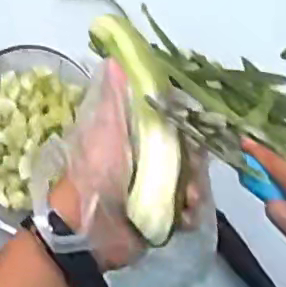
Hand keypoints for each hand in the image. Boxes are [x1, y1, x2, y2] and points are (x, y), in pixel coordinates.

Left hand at [48, 59, 213, 271]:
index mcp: (131, 125)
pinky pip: (189, 205)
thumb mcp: (104, 127)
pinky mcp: (163, 209)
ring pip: (191, 174)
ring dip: (194, 185)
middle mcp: (146, 148)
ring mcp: (156, 179)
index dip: (184, 114)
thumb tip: (115, 58)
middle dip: (195, 156)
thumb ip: (114, 96)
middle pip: (185, 143)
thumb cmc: (95, 170)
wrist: (88, 229)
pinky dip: (191, 210)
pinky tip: (186, 215)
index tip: (197, 121)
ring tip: (188, 197)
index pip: (167, 111)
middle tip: (194, 167)